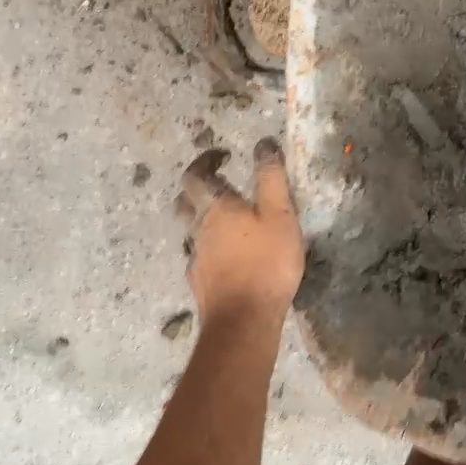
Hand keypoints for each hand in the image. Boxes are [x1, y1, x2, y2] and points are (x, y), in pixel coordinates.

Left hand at [176, 139, 305, 328]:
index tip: (222, 155)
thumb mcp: (280, 214)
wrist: (244, 321)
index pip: (196, 175)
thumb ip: (271, 178)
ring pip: (190, 229)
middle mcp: (199, 229)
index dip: (205, 161)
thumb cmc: (266, 262)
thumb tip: (263, 143)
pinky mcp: (201, 282)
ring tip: (227, 219)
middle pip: (184, 202)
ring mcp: (197, 258)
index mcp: (216, 207)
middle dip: (197, 188)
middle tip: (220, 183)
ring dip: (202, 217)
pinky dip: (210, 246)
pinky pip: (200, 254)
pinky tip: (229, 255)